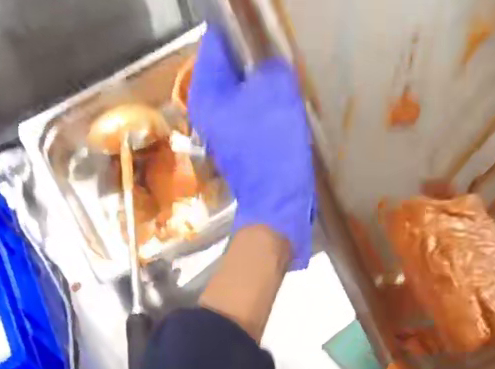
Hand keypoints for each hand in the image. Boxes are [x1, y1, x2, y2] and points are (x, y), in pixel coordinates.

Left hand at [187, 28, 315, 270]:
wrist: (278, 209)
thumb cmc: (272, 151)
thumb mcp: (276, 91)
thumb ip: (270, 65)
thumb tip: (268, 65)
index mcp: (206, 94)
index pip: (217, 41)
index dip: (242, 34)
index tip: (265, 38)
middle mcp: (207, 112)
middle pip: (231, 66)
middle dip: (255, 59)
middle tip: (281, 58)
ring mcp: (223, 133)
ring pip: (245, 91)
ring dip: (265, 85)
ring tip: (287, 81)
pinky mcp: (241, 148)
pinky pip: (255, 114)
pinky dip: (269, 108)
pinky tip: (287, 109)